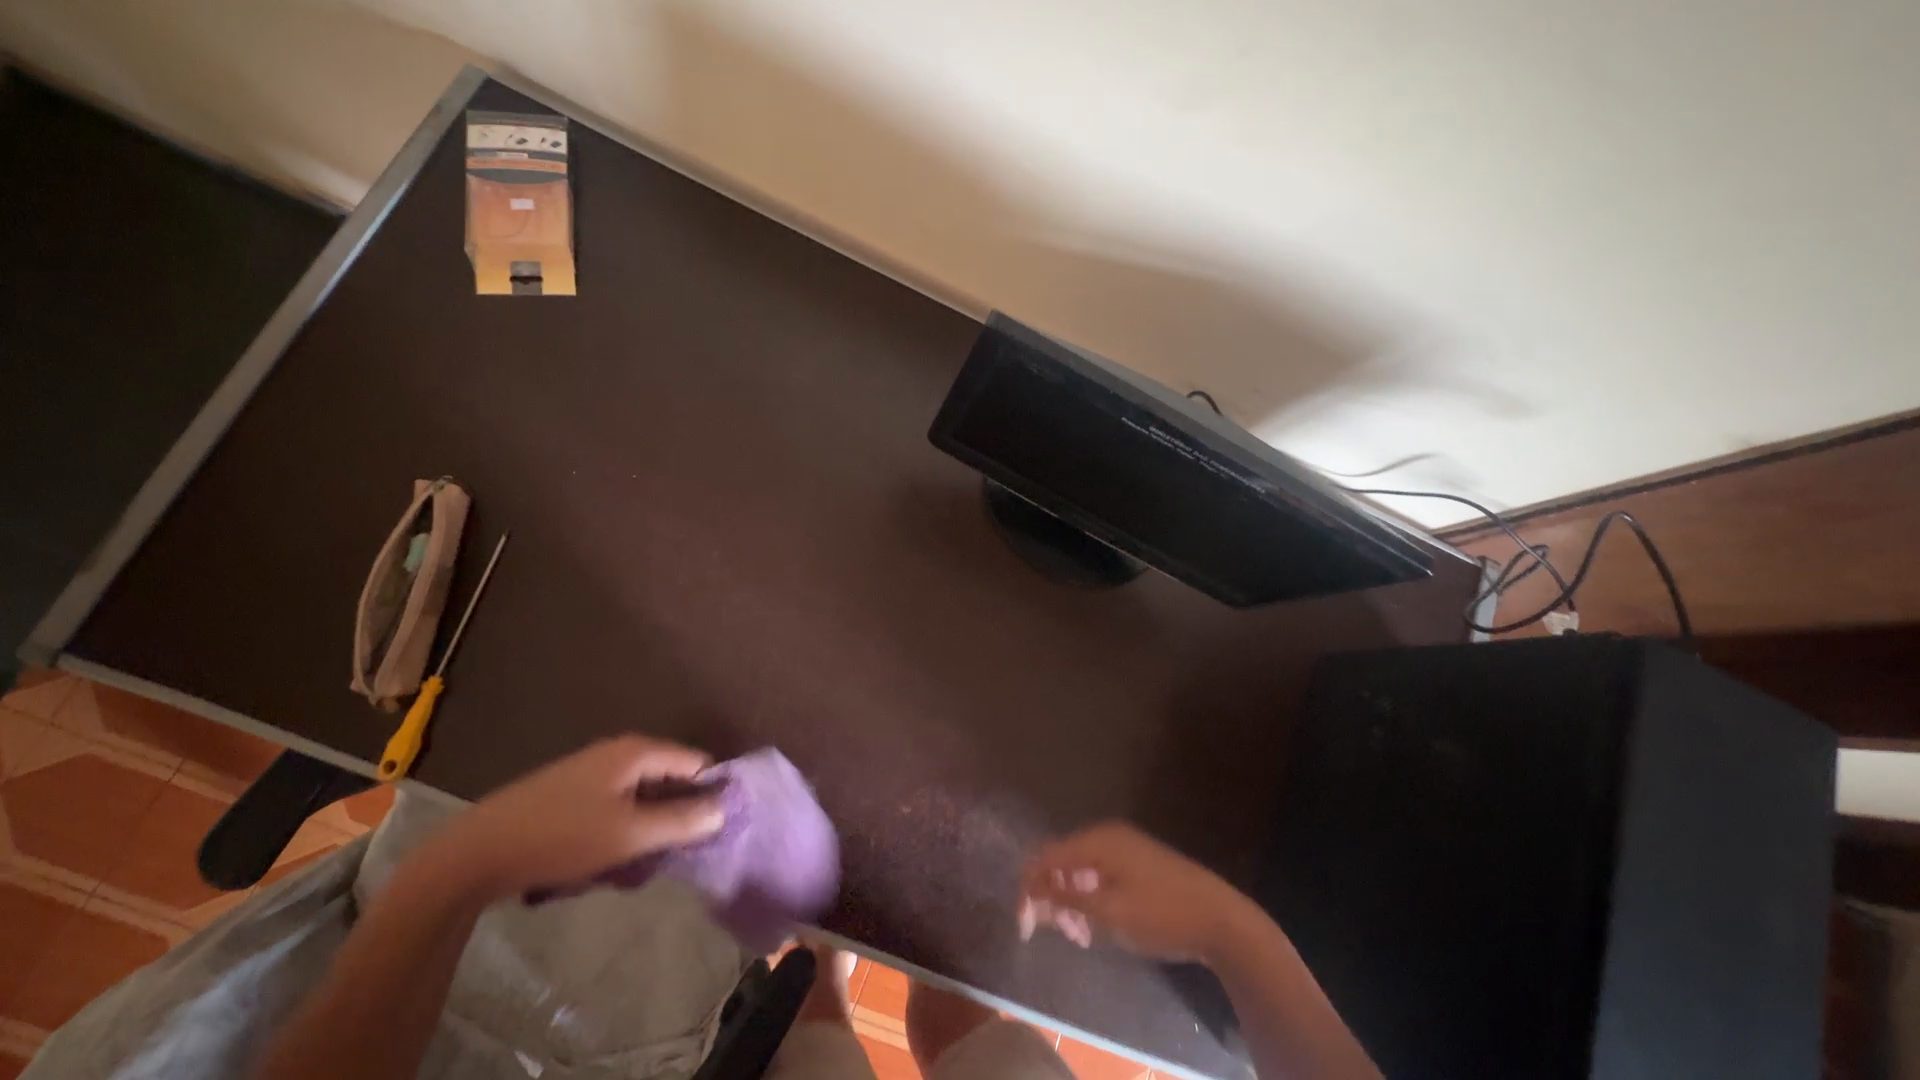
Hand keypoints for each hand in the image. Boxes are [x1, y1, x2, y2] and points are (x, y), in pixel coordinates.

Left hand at [417, 735, 724, 902]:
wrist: (476, 854)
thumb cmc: (562, 838)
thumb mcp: (631, 834)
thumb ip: (682, 822)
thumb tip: (723, 810)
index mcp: (636, 752)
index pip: (697, 763)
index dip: (711, 796)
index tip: (712, 835)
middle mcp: (617, 754)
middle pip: (669, 784)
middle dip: (673, 823)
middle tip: (664, 860)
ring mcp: (590, 774)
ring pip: (641, 804)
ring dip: (643, 837)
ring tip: (626, 871)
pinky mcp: (569, 797)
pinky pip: (613, 813)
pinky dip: (616, 837)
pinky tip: (599, 868)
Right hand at [1018, 822, 1261, 962]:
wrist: (1222, 921)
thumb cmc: (1160, 915)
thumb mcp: (1107, 912)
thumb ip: (1064, 898)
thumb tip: (1030, 886)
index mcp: (1097, 840)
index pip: (1045, 858)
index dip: (1028, 891)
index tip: (1025, 928)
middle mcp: (1107, 837)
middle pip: (1060, 863)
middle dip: (1051, 899)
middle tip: (1060, 935)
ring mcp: (1125, 849)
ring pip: (1080, 873)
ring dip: (1072, 904)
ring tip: (1081, 938)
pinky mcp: (1138, 865)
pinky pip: (1099, 877)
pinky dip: (1090, 901)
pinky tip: (1097, 927)